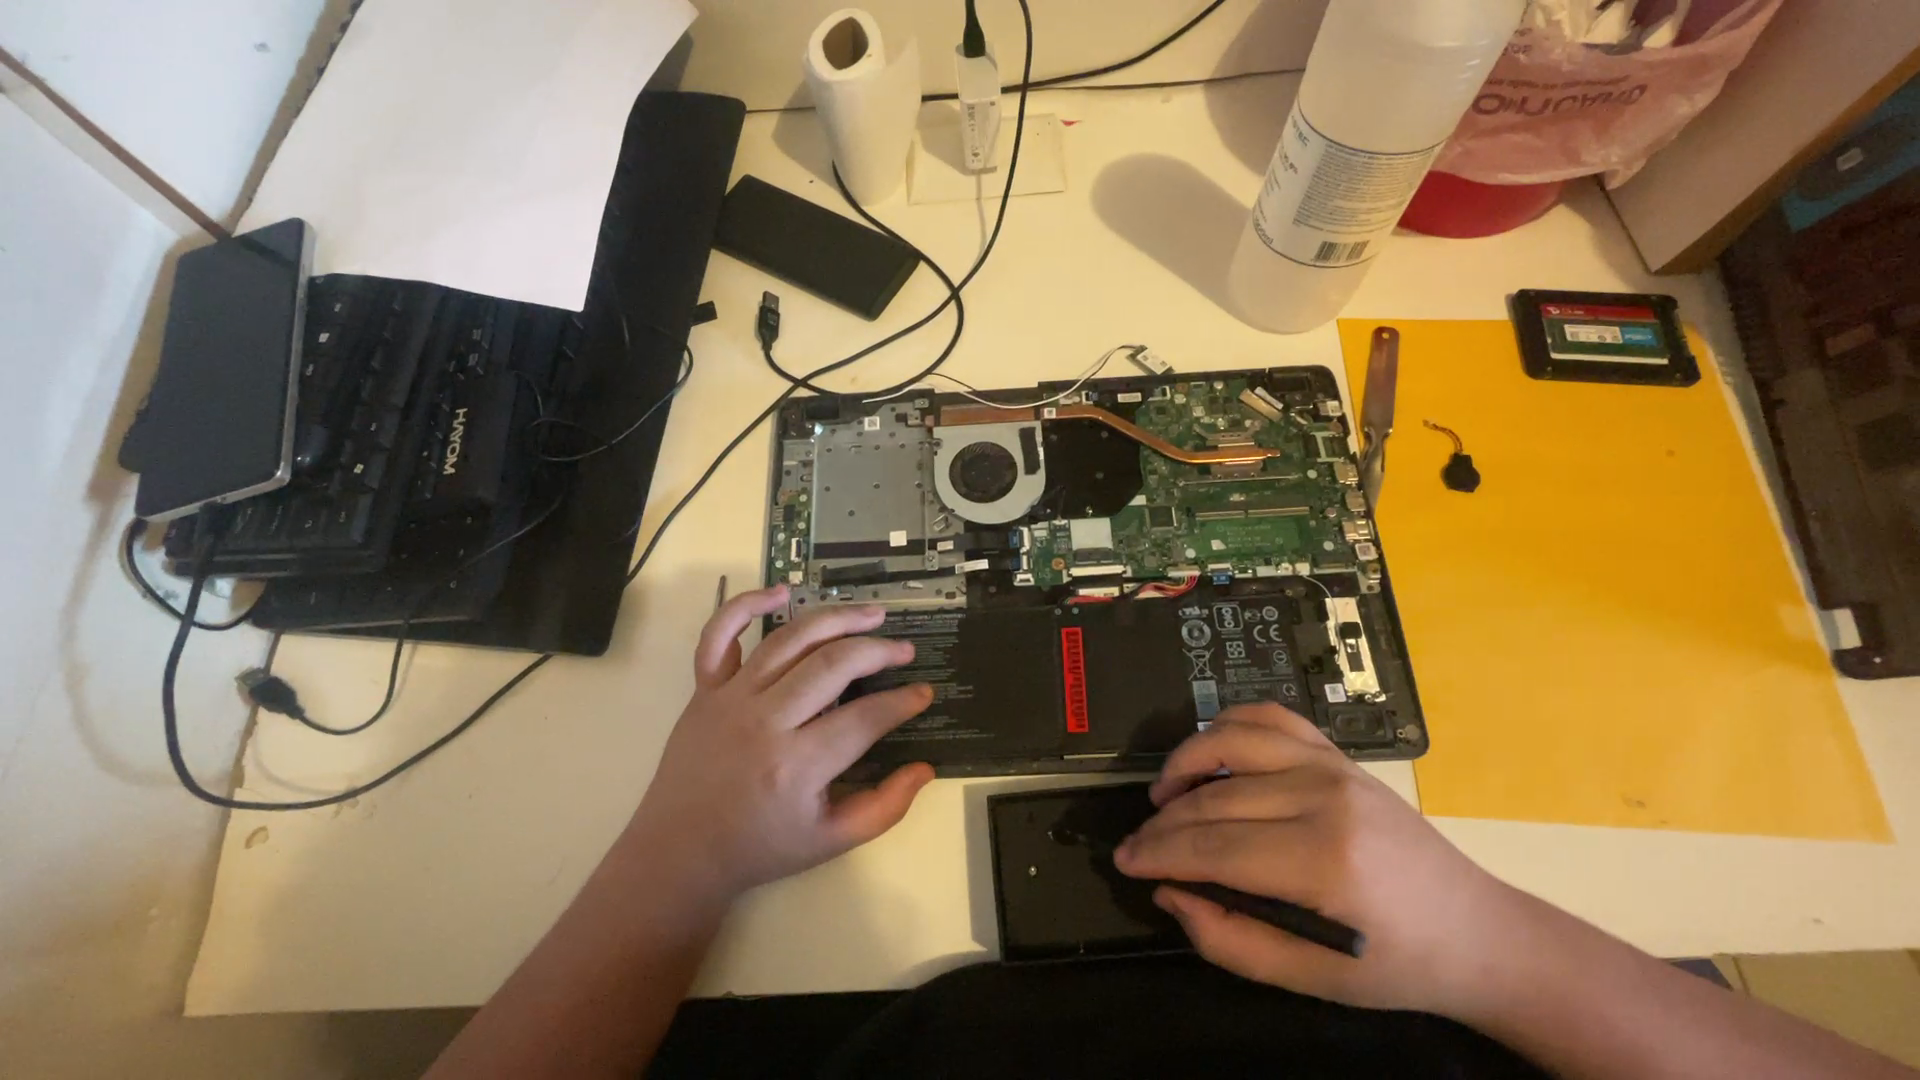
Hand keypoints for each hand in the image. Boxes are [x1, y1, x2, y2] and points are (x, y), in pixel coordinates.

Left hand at [620, 586, 935, 902]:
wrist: (679, 852)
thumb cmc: (761, 847)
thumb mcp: (831, 842)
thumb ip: (884, 808)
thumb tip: (925, 769)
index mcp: (797, 766)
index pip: (865, 718)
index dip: (902, 702)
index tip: (924, 693)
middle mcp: (765, 722)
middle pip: (832, 665)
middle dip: (877, 651)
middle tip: (904, 650)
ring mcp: (730, 699)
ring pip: (790, 640)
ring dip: (836, 619)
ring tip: (872, 613)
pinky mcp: (705, 689)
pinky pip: (720, 635)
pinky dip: (747, 606)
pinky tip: (781, 592)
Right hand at [1114, 703, 1519, 1017]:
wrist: (1476, 929)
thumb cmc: (1395, 964)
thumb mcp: (1311, 979)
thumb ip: (1230, 940)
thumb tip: (1170, 893)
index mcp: (1321, 860)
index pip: (1212, 846)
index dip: (1158, 853)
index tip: (1124, 862)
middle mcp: (1323, 797)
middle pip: (1214, 798)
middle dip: (1162, 824)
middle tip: (1136, 845)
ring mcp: (1332, 766)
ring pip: (1231, 742)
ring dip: (1184, 763)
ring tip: (1164, 795)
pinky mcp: (1338, 754)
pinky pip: (1271, 718)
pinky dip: (1228, 725)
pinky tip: (1209, 751)